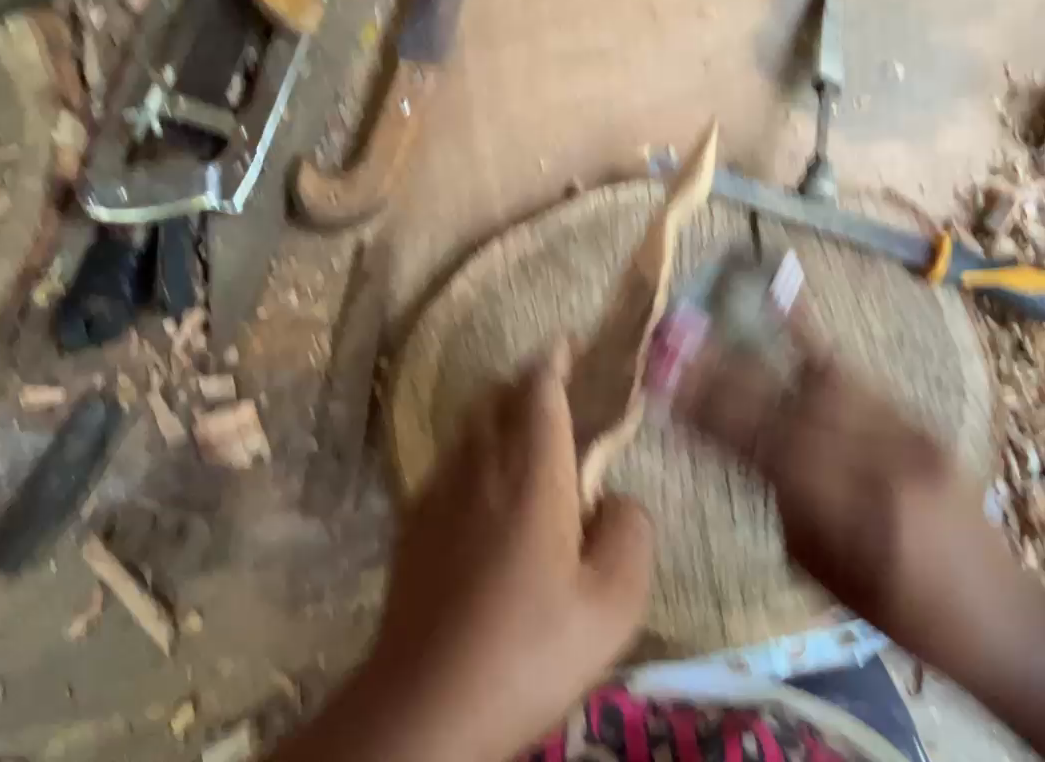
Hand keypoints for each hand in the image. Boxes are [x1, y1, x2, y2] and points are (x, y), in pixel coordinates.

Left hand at [360, 345, 654, 759]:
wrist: (425, 703)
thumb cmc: (528, 650)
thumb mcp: (614, 605)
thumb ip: (631, 534)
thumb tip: (617, 499)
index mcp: (531, 475)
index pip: (539, 391)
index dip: (553, 360)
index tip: (566, 342)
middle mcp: (478, 468)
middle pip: (496, 398)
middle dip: (525, 384)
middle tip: (556, 396)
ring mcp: (436, 493)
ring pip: (468, 429)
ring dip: (496, 417)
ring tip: (525, 440)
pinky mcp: (413, 524)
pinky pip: (449, 464)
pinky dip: (473, 456)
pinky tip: (487, 496)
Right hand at [670, 320, 1025, 670]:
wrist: (996, 613)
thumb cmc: (893, 609)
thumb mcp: (815, 562)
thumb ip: (774, 492)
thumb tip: (724, 434)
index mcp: (851, 515)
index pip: (760, 447)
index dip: (706, 412)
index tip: (660, 385)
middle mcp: (882, 465)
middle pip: (784, 405)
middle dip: (718, 373)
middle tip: (669, 344)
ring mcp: (908, 435)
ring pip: (816, 380)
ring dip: (753, 355)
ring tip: (704, 327)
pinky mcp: (920, 420)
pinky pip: (855, 371)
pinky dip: (809, 333)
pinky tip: (783, 292)